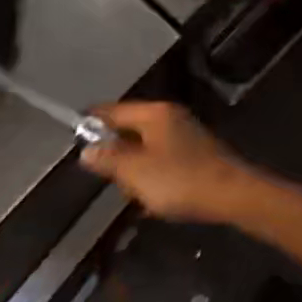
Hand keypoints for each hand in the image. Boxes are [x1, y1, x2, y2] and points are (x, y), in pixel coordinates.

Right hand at [79, 102, 256, 223]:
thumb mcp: (136, 172)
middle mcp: (170, 115)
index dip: (93, 120)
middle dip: (112, 147)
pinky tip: (146, 192)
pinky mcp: (192, 150)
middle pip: (130, 125)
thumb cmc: (179, 179)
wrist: (228, 192)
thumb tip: (87, 148)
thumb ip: (109, 159)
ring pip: (144, 142)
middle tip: (97, 169)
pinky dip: (148, 170)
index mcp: (155, 113)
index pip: (115, 109)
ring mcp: (183, 131)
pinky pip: (159, 155)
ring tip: (124, 187)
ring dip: (131, 163)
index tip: (72, 130)